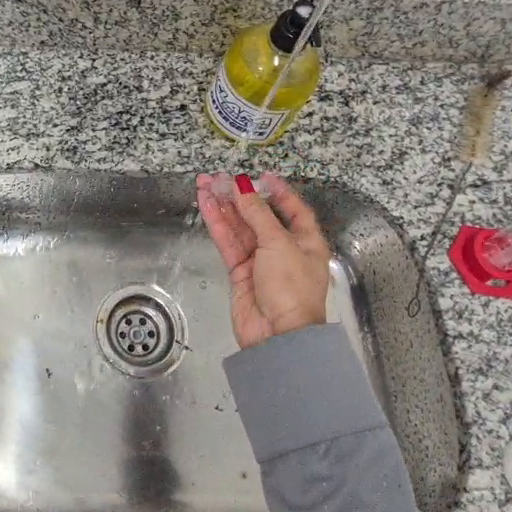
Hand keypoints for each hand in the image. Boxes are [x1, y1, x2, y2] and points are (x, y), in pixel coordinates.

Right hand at [196, 172, 331, 349]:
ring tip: (204, 184)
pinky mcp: (240, 271)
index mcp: (306, 242)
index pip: (294, 210)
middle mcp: (284, 249)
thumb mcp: (278, 243)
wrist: (277, 335)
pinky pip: (228, 241)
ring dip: (222, 206)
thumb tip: (241, 186)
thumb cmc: (291, 287)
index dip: (279, 192)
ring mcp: (260, 260)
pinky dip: (217, 223)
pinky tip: (205, 205)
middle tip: (219, 177)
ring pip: (239, 226)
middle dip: (240, 196)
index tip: (262, 176)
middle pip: (260, 215)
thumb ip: (256, 212)